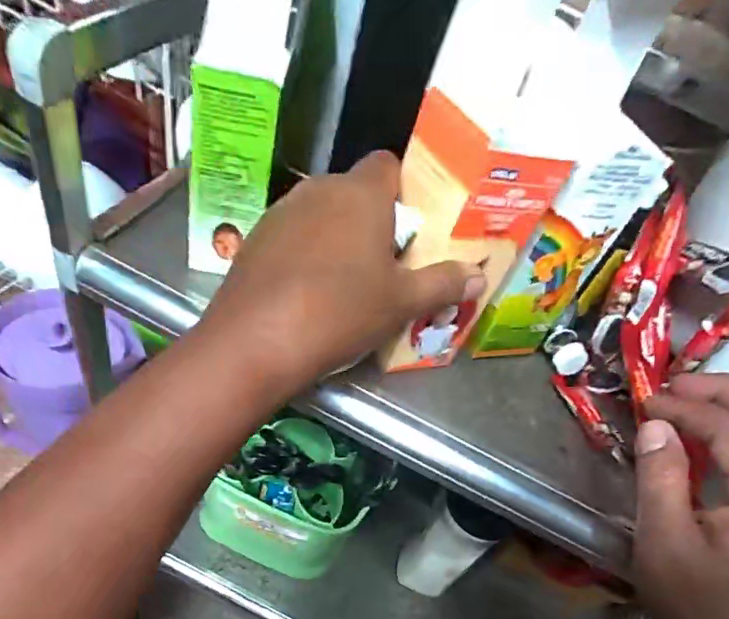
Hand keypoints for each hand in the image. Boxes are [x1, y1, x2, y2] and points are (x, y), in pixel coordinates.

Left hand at [195, 151, 485, 395]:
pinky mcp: (250, 243)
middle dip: (364, 222)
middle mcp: (317, 191)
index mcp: (361, 193)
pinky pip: (285, 242)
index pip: (387, 166)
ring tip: (335, 288)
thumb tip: (478, 275)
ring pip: (314, 218)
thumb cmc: (339, 313)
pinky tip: (297, 297)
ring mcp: (278, 215)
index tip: (404, 232)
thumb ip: (441, 284)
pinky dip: (296, 260)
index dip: (399, 193)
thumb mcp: (400, 304)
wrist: (255, 341)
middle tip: (375, 269)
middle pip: (349, 194)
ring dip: (328, 241)